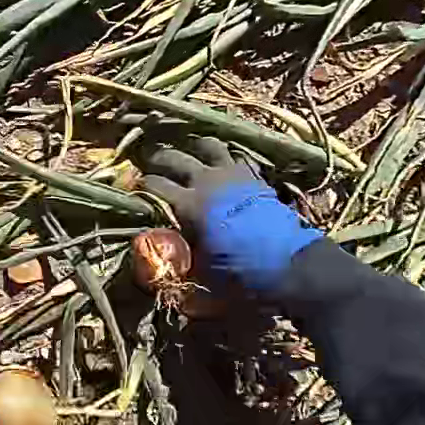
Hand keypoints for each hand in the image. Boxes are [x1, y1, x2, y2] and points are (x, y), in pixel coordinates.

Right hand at [143, 138, 322, 293]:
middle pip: (175, 158)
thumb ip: (175, 266)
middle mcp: (206, 182)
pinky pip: (236, 156)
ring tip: (189, 149)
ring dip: (194, 146)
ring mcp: (233, 175)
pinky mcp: (255, 177)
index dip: (140, 184)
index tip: (133, 187)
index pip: (154, 185)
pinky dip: (226, 156)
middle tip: (150, 160)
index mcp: (188, 205)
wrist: (291, 266)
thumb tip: (156, 262)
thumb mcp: (200, 279)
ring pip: (208, 146)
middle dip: (158, 157)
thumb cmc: (241, 276)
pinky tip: (223, 162)